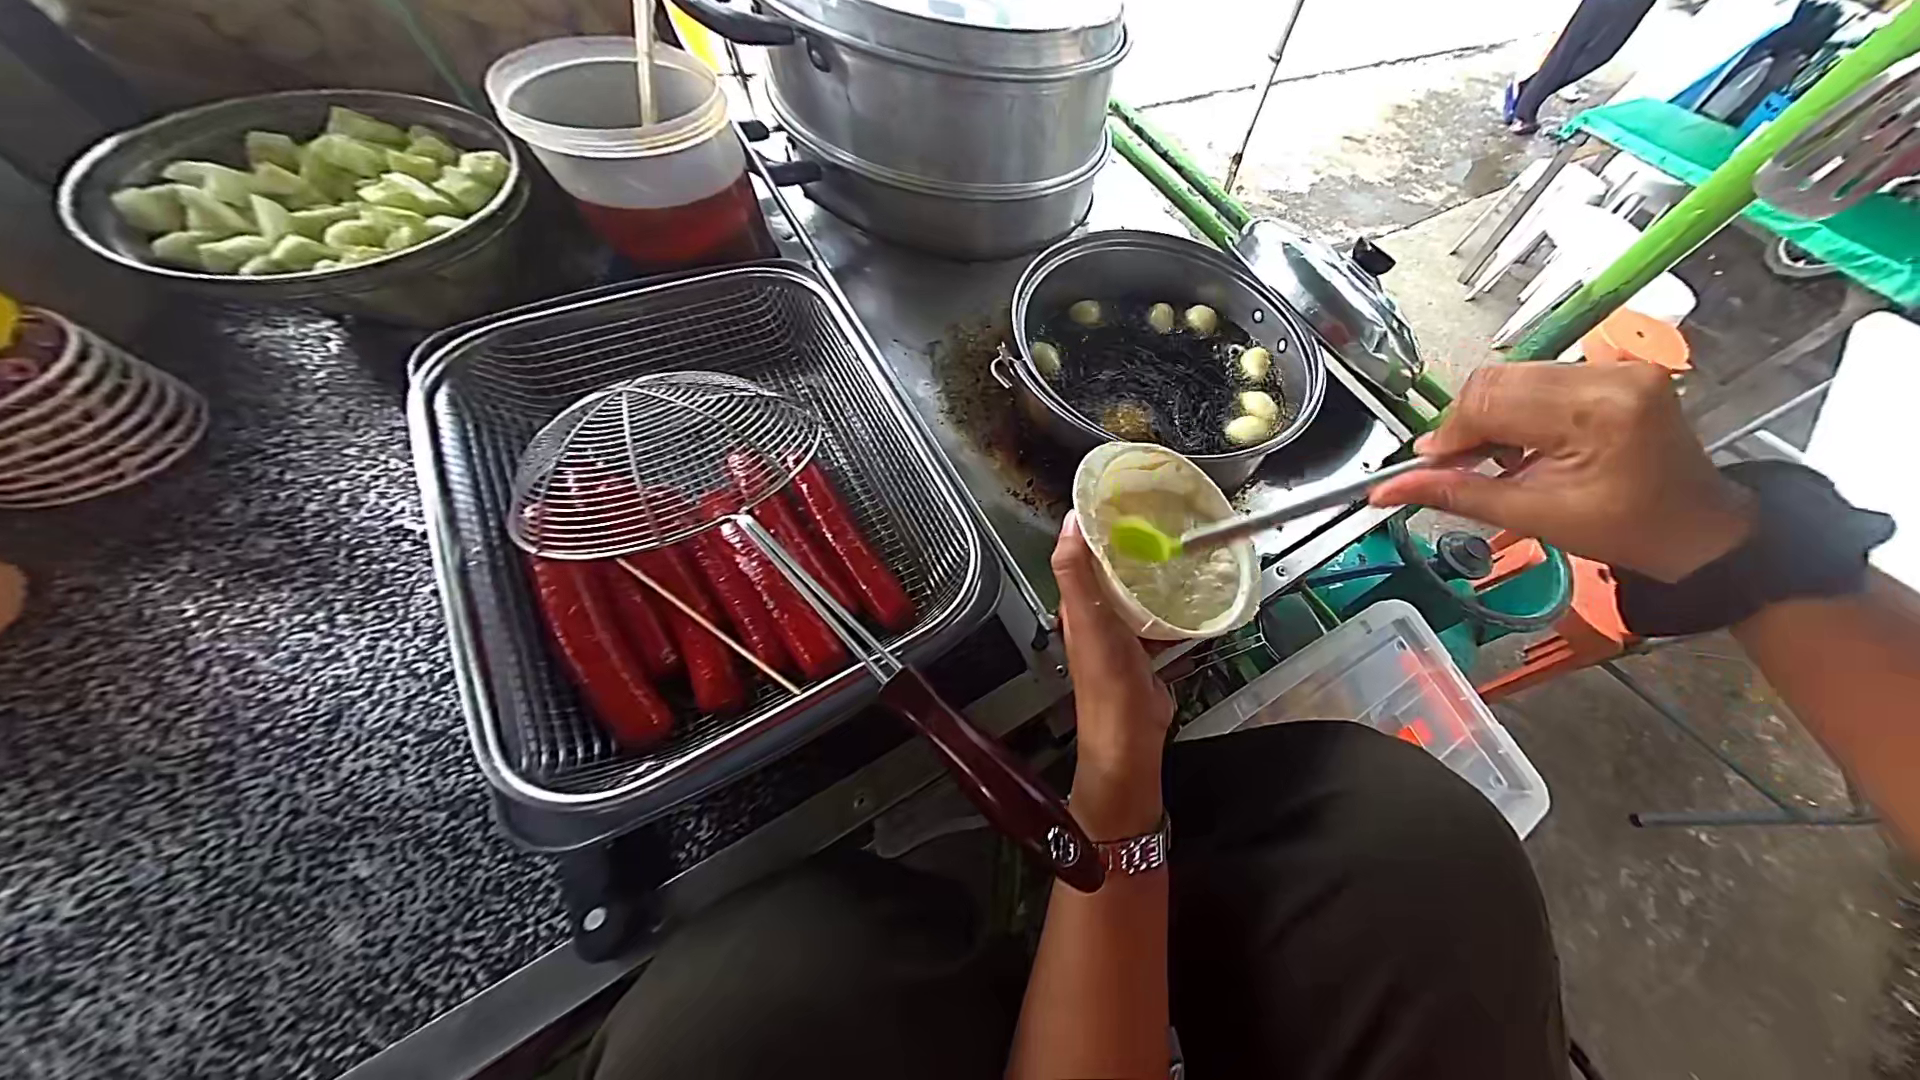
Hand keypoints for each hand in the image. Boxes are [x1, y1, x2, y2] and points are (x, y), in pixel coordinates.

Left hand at [1051, 512, 1170, 837]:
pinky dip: (1170, 602)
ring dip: (1152, 571)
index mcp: (1076, 602)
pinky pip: (1158, 615)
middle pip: (1112, 568)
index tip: (1119, 500)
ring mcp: (1121, 630)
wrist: (1131, 733)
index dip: (1097, 527)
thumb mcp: (1087, 617)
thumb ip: (1075, 572)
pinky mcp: (1146, 646)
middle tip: (1157, 519)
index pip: (1082, 553)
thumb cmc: (1106, 679)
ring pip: (1136, 590)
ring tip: (1175, 547)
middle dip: (1131, 544)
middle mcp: (1096, 612)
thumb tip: (1068, 524)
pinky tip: (1189, 592)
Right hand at [1369, 363, 1755, 581]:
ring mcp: (1617, 369)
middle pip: (1493, 381)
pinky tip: (1519, 440)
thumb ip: (1451, 493)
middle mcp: (1612, 377)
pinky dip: (1509, 408)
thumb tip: (1385, 490)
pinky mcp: (1613, 370)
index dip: (1448, 434)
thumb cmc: (1624, 528)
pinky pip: (1533, 378)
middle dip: (1463, 423)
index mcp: (1598, 412)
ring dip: (1484, 415)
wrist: (1694, 526)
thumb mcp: (1528, 515)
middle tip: (1461, 463)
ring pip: (1507, 376)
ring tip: (1495, 455)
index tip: (1432, 465)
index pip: (1488, 400)